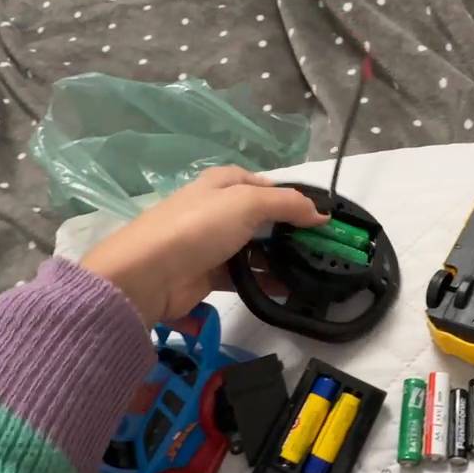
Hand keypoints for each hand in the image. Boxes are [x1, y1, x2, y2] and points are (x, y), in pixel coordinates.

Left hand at [79, 166, 325, 323]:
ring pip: (257, 248)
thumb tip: (321, 213)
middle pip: (264, 218)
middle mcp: (219, 210)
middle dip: (292, 231)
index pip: (266, 185)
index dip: (293, 198)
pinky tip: (290, 289)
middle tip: (324, 247)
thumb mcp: (248, 203)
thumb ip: (288, 205)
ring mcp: (214, 243)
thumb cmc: (199, 227)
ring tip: (314, 270)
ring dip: (282, 258)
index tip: (320, 217)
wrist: (149, 274)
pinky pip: (247, 276)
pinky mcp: (210, 274)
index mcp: (224, 183)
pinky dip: (267, 281)